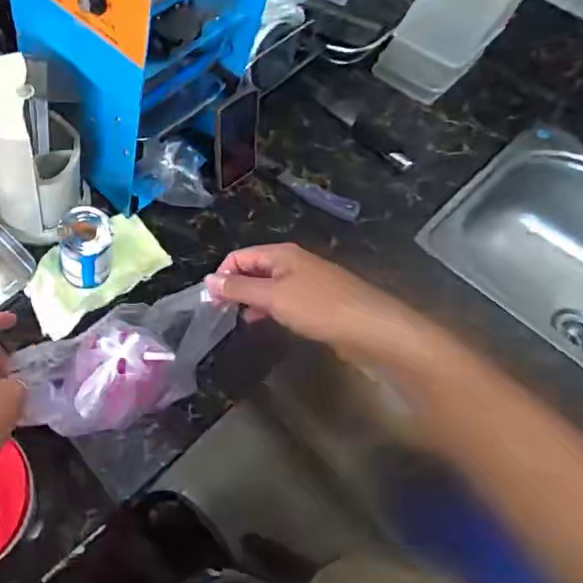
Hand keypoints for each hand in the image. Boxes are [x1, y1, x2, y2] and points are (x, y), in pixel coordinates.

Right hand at [205, 243, 418, 354]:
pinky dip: (272, 310)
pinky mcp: (320, 303)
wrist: (374, 329)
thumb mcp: (272, 297)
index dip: (222, 275)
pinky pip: (286, 300)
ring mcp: (309, 282)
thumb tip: (209, 280)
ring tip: (240, 321)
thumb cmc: (320, 308)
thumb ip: (239, 288)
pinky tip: (269, 324)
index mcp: (282, 253)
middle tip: (221, 313)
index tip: (211, 302)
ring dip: (253, 300)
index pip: (239, 256)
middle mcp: (295, 262)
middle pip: (254, 269)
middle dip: (236, 288)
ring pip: (270, 286)